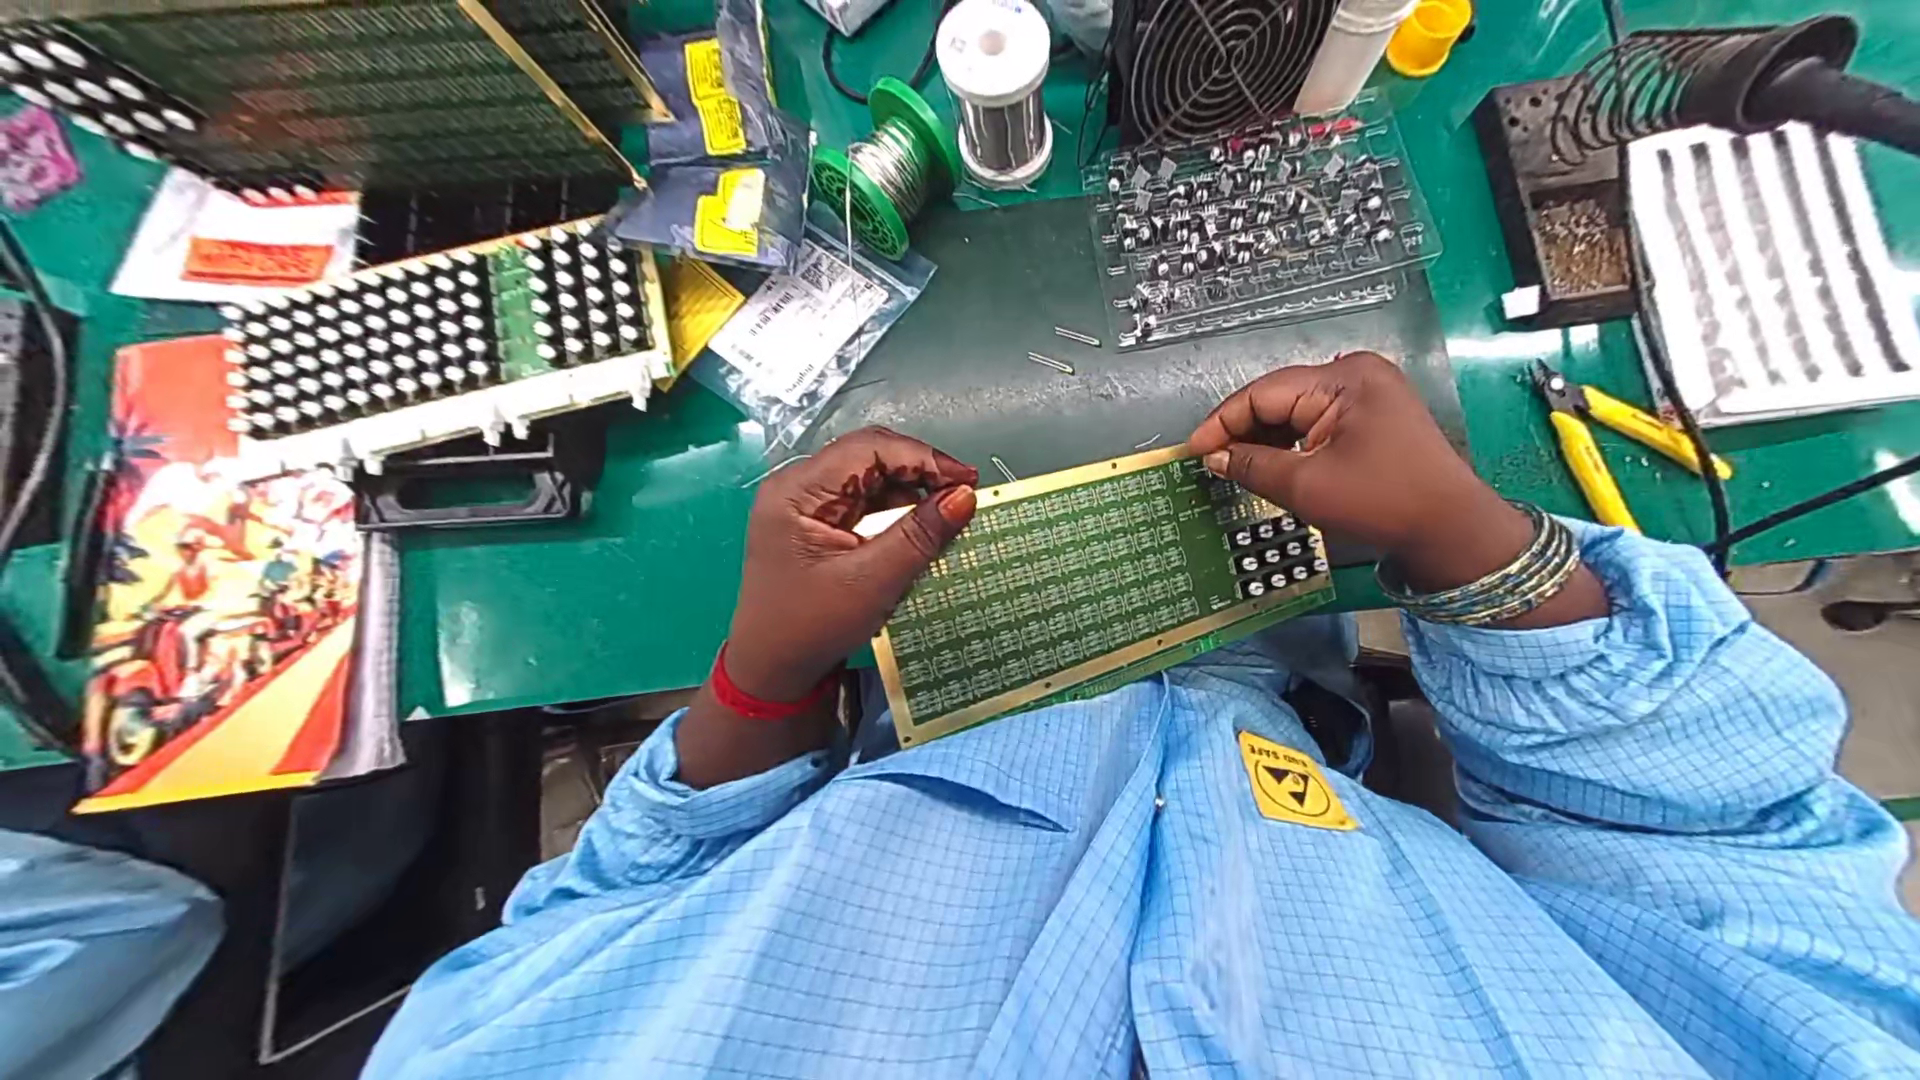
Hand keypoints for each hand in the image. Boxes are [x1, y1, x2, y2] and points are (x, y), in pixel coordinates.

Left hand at [722, 427, 977, 701]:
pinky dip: (899, 507)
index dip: (922, 457)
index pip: (868, 449)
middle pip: (869, 455)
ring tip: (951, 506)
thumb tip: (964, 496)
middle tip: (964, 490)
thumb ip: (919, 535)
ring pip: (871, 476)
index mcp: (797, 490)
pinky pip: (867, 500)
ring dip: (913, 487)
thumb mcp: (872, 581)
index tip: (966, 480)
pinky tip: (925, 520)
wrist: (774, 670)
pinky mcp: (822, 522)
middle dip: (920, 468)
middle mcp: (799, 486)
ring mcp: (809, 504)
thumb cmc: (811, 627)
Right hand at [1187, 352, 1603, 621]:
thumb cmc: (1381, 502)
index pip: (1261, 393)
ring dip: (1260, 437)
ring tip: (1232, 464)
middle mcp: (1354, 374)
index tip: (1193, 451)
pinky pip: (1310, 420)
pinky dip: (1284, 441)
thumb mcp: (1304, 485)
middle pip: (1276, 398)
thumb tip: (1212, 457)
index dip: (1221, 422)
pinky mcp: (1367, 412)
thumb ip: (1249, 465)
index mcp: (1343, 380)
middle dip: (1240, 430)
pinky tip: (1264, 460)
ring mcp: (1364, 391)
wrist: (1449, 528)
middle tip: (1210, 461)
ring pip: (1290, 410)